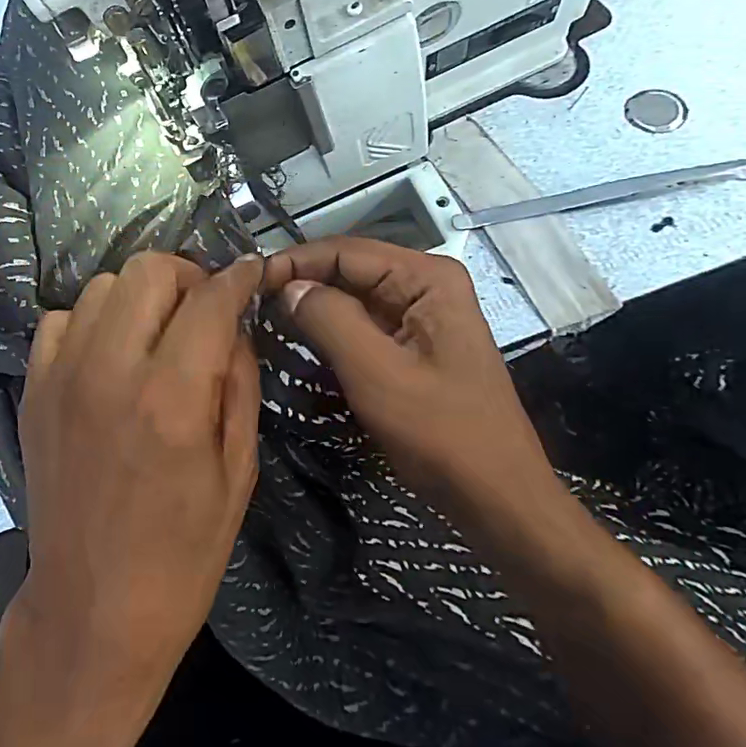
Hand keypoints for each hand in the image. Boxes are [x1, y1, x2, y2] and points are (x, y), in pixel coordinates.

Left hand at [10, 252, 263, 746]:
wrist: (94, 609)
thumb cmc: (185, 549)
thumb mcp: (240, 467)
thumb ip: (239, 380)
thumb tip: (234, 325)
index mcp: (172, 398)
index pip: (211, 299)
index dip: (240, 277)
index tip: (253, 273)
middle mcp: (110, 373)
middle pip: (149, 271)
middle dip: (190, 276)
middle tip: (208, 308)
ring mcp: (61, 379)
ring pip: (104, 286)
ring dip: (143, 297)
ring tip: (162, 332)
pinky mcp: (33, 393)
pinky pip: (62, 319)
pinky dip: (96, 322)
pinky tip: (115, 355)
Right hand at [261, 237, 554, 515]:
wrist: (497, 495)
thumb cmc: (442, 433)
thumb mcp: (377, 373)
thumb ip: (329, 319)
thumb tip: (288, 286)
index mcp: (427, 277)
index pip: (346, 251)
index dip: (294, 262)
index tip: (247, 284)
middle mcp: (427, 286)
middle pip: (351, 273)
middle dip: (303, 287)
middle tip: (250, 308)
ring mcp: (424, 318)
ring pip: (356, 302)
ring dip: (315, 313)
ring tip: (266, 326)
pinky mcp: (418, 348)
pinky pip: (368, 330)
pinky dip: (335, 337)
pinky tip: (303, 349)